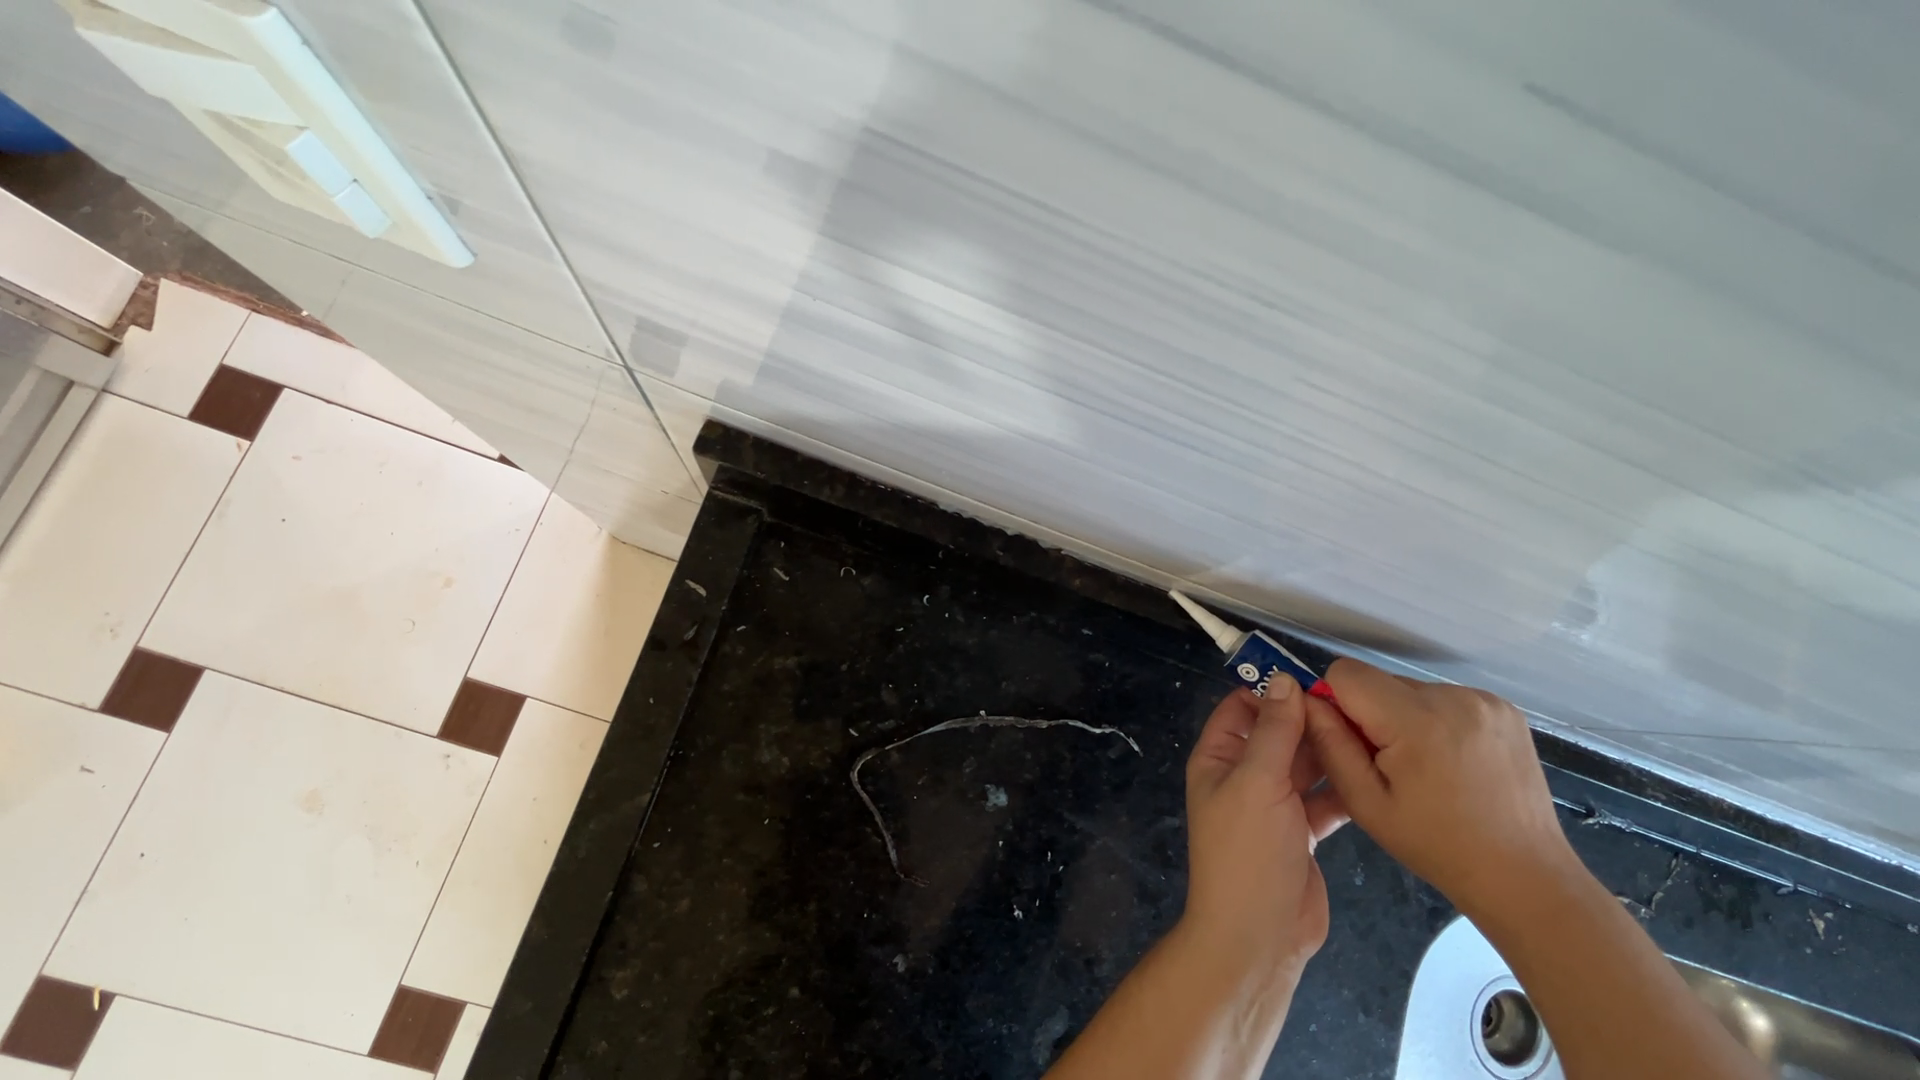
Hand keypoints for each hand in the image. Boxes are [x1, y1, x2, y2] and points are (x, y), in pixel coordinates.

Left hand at [1181, 680, 1347, 978]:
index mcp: (1219, 759)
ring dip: (1332, 753)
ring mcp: (1273, 806)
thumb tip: (1283, 681)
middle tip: (1361, 708)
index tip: (1316, 680)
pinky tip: (1376, 776)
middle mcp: (1242, 777)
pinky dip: (1344, 789)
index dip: (1272, 691)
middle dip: (1311, 721)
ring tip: (1375, 736)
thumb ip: (1273, 732)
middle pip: (1278, 734)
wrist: (1257, 935)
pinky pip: (1323, 799)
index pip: (1241, 708)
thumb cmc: (1247, 853)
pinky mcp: (1301, 832)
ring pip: (1304, 765)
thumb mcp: (1257, 783)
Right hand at [1302, 659, 1575, 917]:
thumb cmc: (1435, 844)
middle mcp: (1452, 696)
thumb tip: (1306, 701)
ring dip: (1404, 718)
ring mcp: (1484, 700)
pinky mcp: (1504, 709)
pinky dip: (1436, 721)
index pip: (1346, 673)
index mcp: (1415, 720)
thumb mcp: (1365, 802)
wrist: (1523, 874)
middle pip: (1380, 681)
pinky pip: (1445, 699)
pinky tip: (1451, 762)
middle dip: (1371, 714)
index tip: (1349, 744)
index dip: (1335, 703)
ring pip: (1411, 690)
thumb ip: (1330, 744)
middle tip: (1386, 766)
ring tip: (1424, 768)